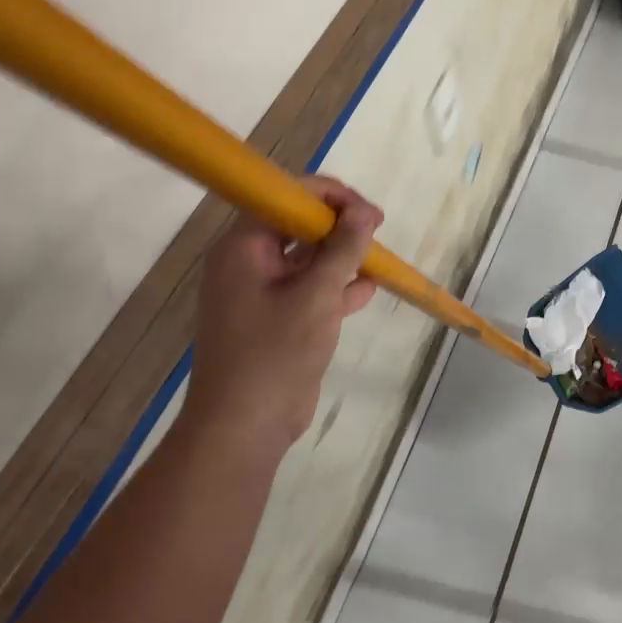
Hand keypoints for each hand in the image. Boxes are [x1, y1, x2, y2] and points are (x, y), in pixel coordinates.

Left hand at [187, 176, 383, 449]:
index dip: (330, 198)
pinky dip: (338, 286)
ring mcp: (262, 292)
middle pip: (298, 225)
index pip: (286, 198)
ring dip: (343, 258)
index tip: (369, 214)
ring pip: (309, 258)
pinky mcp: (278, 318)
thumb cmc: (275, 352)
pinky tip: (367, 291)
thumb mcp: (317, 295)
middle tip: (377, 234)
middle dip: (340, 227)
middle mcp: (248, 262)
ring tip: (377, 265)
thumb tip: (364, 211)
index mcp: (243, 247)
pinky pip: (311, 288)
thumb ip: (344, 249)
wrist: (246, 424)